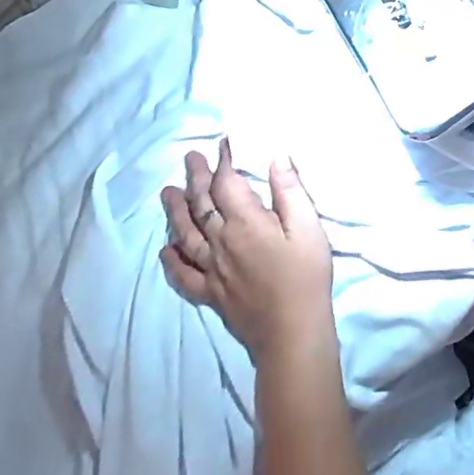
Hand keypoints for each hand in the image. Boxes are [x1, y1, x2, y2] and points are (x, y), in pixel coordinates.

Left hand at [160, 138, 335, 363]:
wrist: (292, 331)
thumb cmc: (305, 274)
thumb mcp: (307, 226)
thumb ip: (290, 191)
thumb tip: (276, 158)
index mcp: (245, 222)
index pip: (227, 184)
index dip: (224, 161)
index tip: (224, 144)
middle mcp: (221, 242)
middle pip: (202, 205)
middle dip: (196, 178)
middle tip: (190, 158)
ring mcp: (212, 270)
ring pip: (186, 235)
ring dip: (175, 211)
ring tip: (166, 193)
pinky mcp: (210, 294)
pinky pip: (183, 275)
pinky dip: (172, 261)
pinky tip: (166, 250)